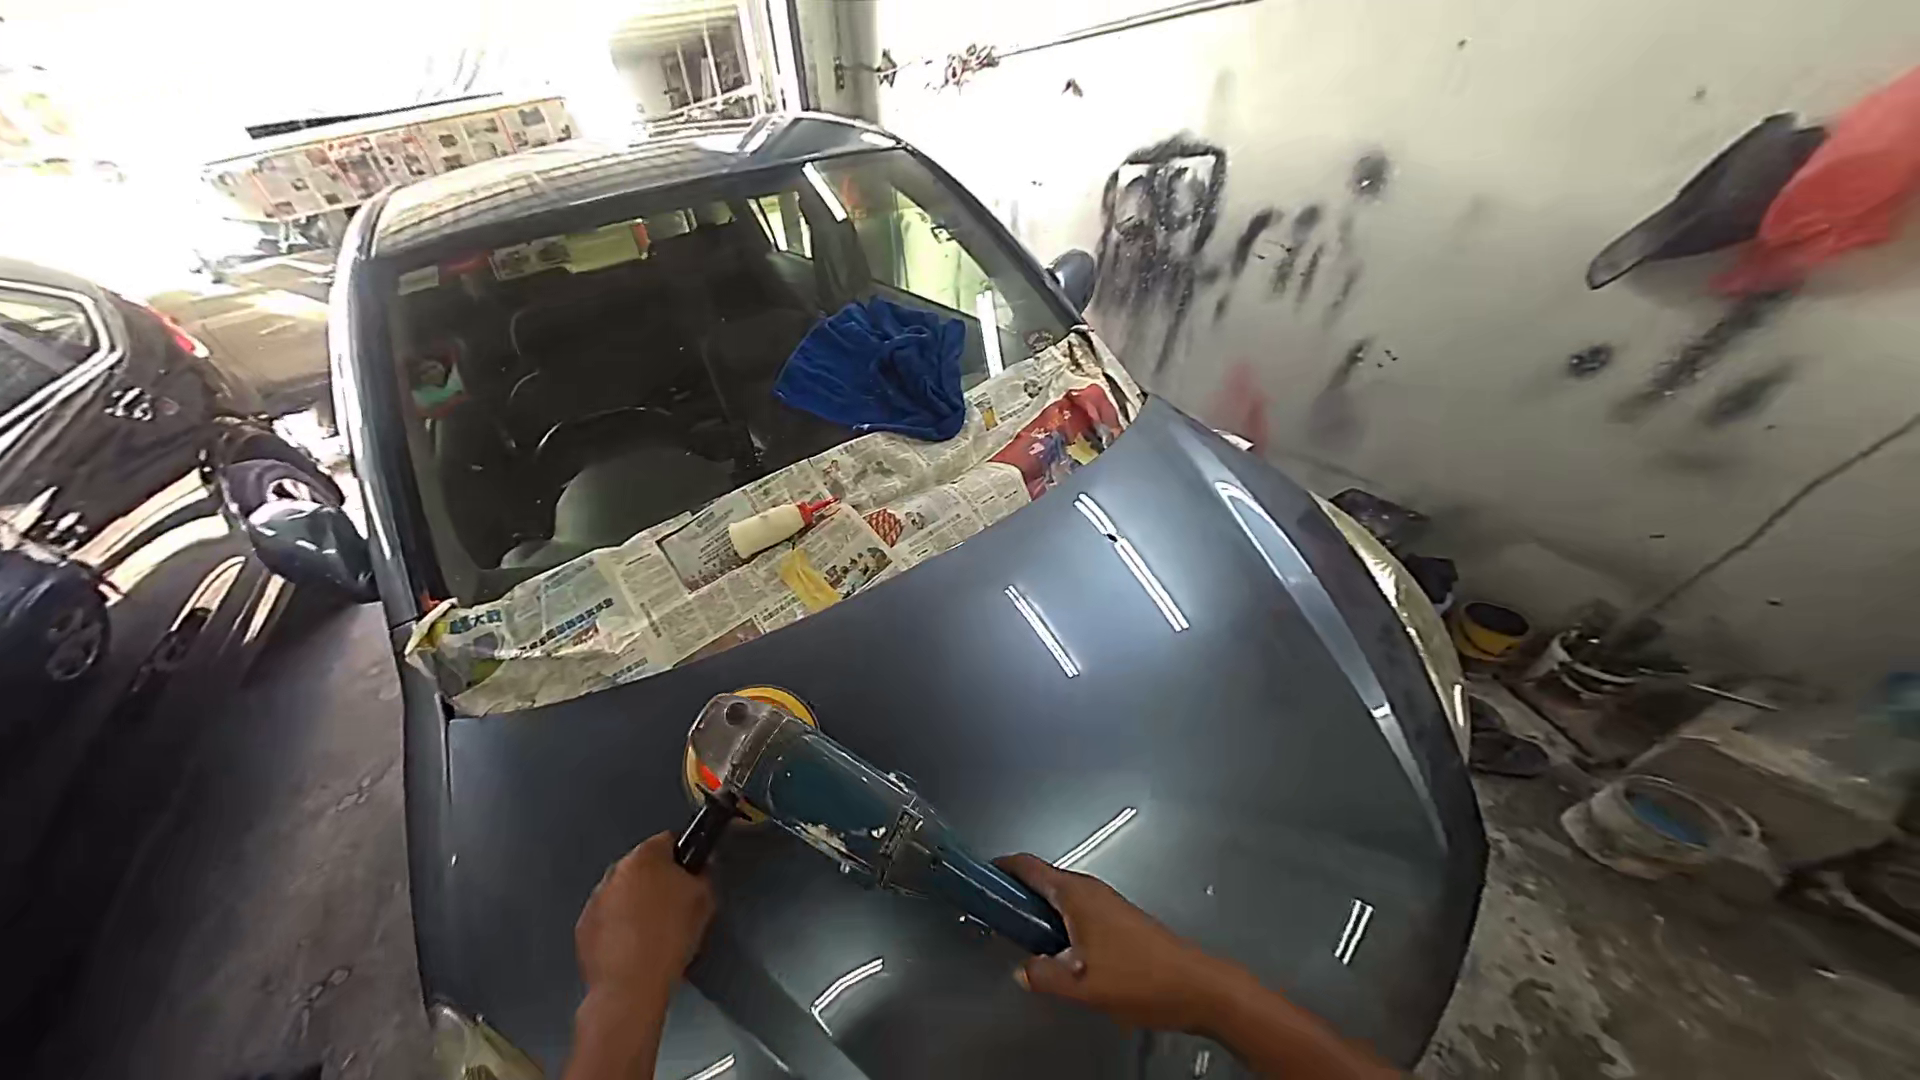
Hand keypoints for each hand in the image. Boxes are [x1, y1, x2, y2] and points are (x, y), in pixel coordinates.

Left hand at [575, 832, 714, 1001]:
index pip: (669, 839)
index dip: (683, 855)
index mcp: (645, 856)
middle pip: (643, 865)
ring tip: (652, 928)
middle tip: (675, 902)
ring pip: (624, 890)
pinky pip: (607, 916)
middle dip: (658, 878)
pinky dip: (618, 923)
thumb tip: (698, 870)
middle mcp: (615, 871)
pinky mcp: (582, 929)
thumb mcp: (705, 898)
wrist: (630, 988)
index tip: (691, 873)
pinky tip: (633, 944)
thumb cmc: (671, 936)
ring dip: (636, 900)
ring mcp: (594, 900)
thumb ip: (703, 874)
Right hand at [994, 853, 1240, 1032]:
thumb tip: (1023, 969)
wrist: (1195, 985)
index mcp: (1074, 893)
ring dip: (1039, 908)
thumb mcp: (1081, 986)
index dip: (1004, 866)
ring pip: (1061, 895)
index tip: (985, 874)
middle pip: (1043, 879)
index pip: (1029, 866)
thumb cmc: (1138, 977)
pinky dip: (1059, 919)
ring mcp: (1105, 900)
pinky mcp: (1117, 917)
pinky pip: (1077, 908)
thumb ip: (1044, 976)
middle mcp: (1088, 888)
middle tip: (999, 912)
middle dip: (1018, 891)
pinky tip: (1061, 950)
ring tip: (1025, 936)